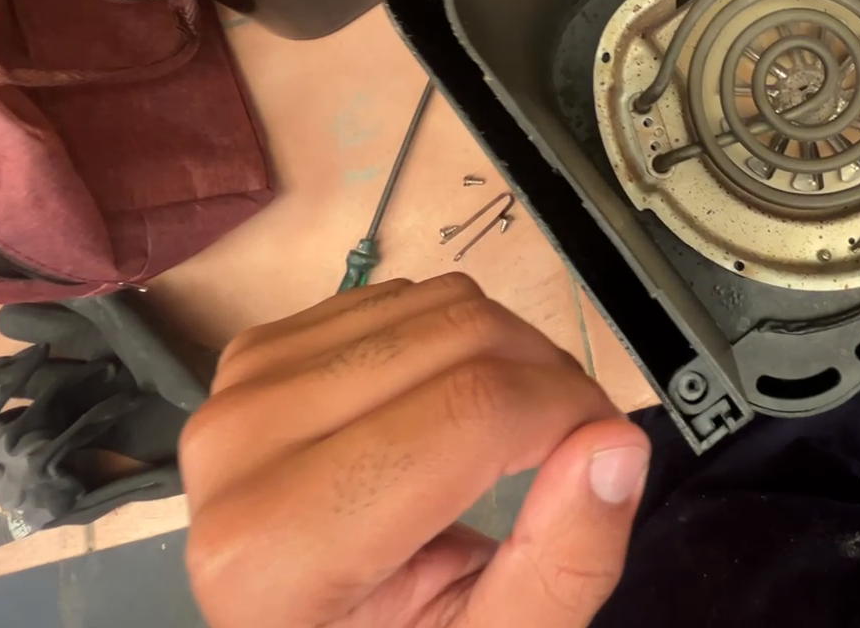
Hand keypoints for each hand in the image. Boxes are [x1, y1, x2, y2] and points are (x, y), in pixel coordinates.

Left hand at [180, 273, 649, 627]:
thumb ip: (564, 564)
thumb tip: (618, 443)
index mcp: (279, 548)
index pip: (477, 410)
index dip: (571, 410)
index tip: (605, 444)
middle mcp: (242, 443)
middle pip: (465, 337)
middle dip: (550, 376)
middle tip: (571, 435)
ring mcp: (246, 382)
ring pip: (444, 301)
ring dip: (511, 351)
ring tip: (512, 424)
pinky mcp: (263, 345)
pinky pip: (407, 295)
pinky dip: (459, 334)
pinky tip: (450, 398)